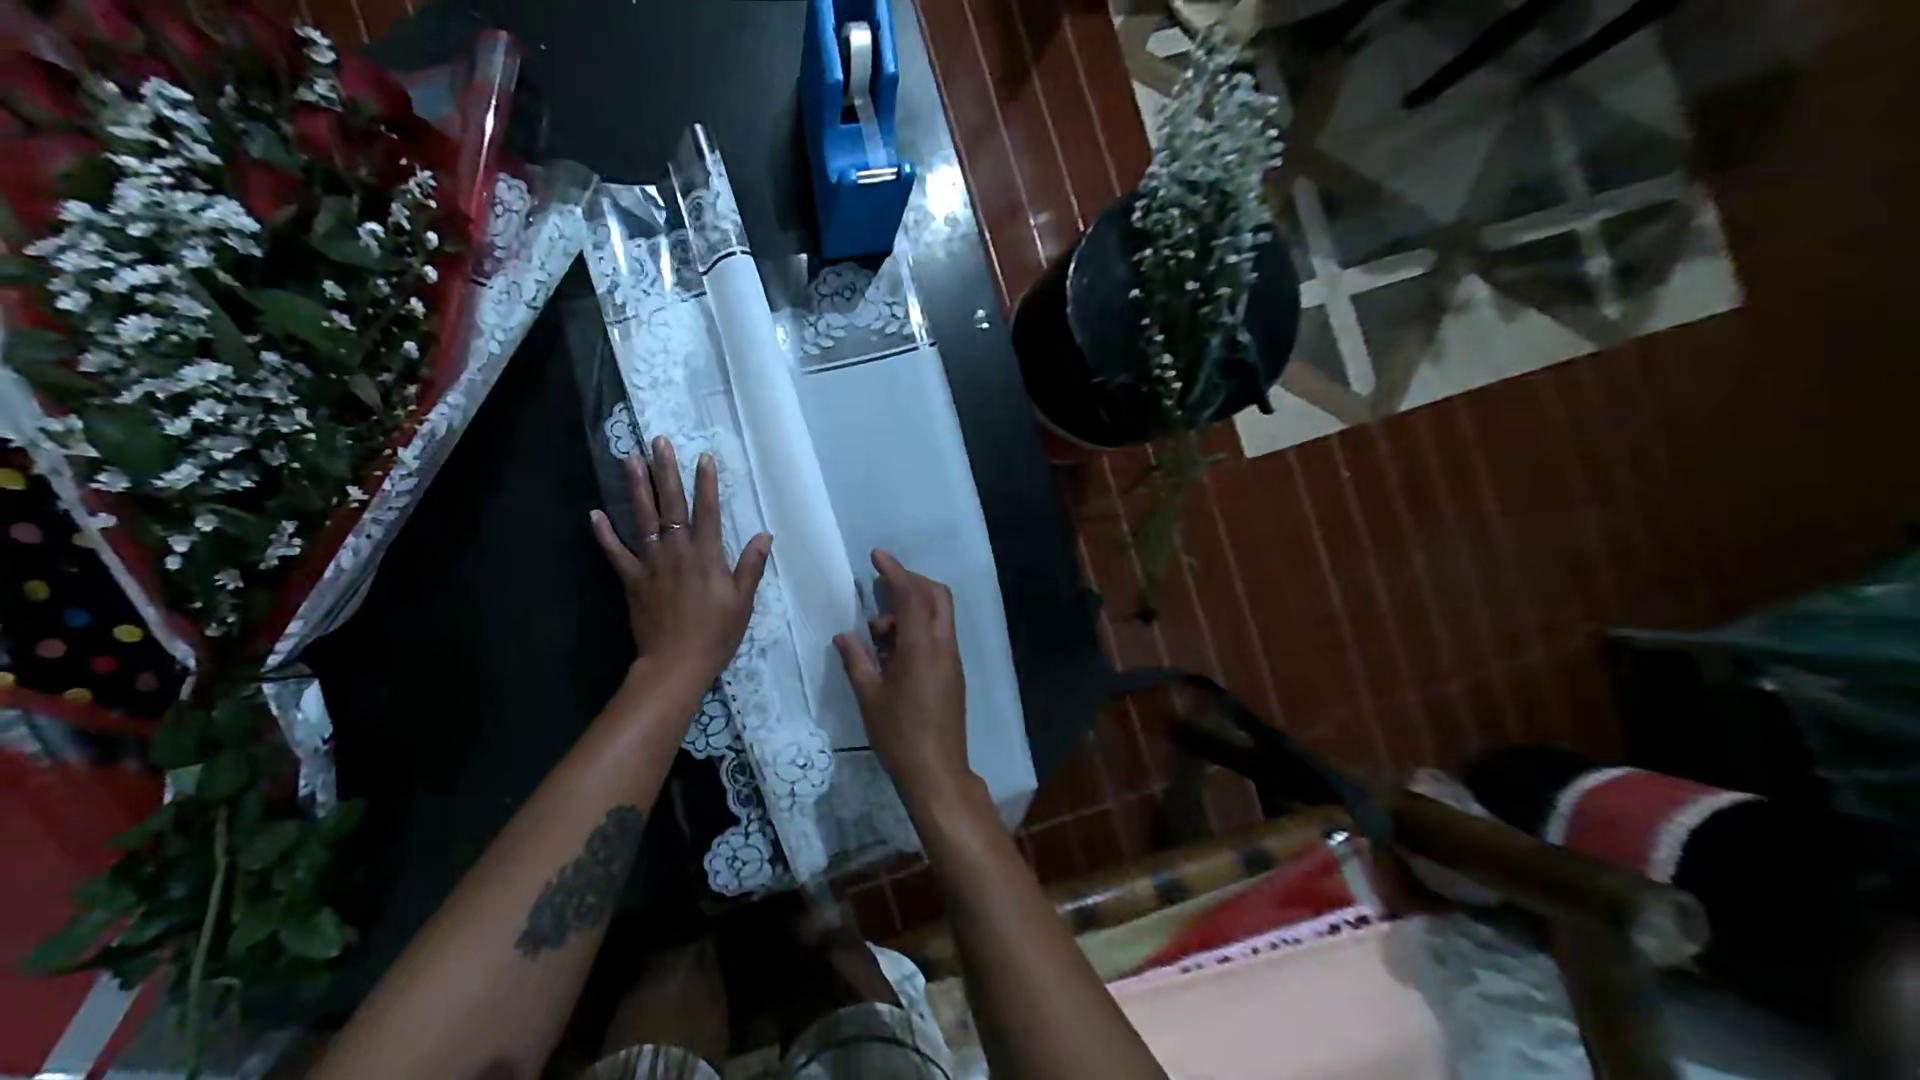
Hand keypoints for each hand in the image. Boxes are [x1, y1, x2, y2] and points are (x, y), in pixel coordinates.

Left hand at [591, 436, 770, 698]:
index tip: (704, 457)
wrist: (676, 663)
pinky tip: (594, 514)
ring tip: (630, 459)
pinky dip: (604, 534)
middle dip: (666, 471)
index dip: (706, 483)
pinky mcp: (631, 580)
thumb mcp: (743, 601)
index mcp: (706, 555)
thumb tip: (765, 535)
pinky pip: (615, 552)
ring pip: (642, 518)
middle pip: (670, 504)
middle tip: (659, 442)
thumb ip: (751, 566)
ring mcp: (650, 563)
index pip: (707, 510)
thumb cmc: (716, 633)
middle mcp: (677, 551)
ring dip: (636, 488)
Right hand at [833, 550, 970, 803]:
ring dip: (909, 612)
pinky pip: (937, 637)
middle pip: (936, 596)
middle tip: (881, 587)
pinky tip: (891, 655)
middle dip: (910, 583)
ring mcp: (952, 660)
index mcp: (922, 647)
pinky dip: (916, 631)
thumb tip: (844, 636)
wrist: (937, 772)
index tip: (876, 555)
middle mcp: (943, 646)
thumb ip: (856, 660)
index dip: (894, 571)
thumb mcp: (868, 696)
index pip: (911, 595)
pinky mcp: (953, 674)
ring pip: (937, 617)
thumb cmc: (899, 735)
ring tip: (876, 637)